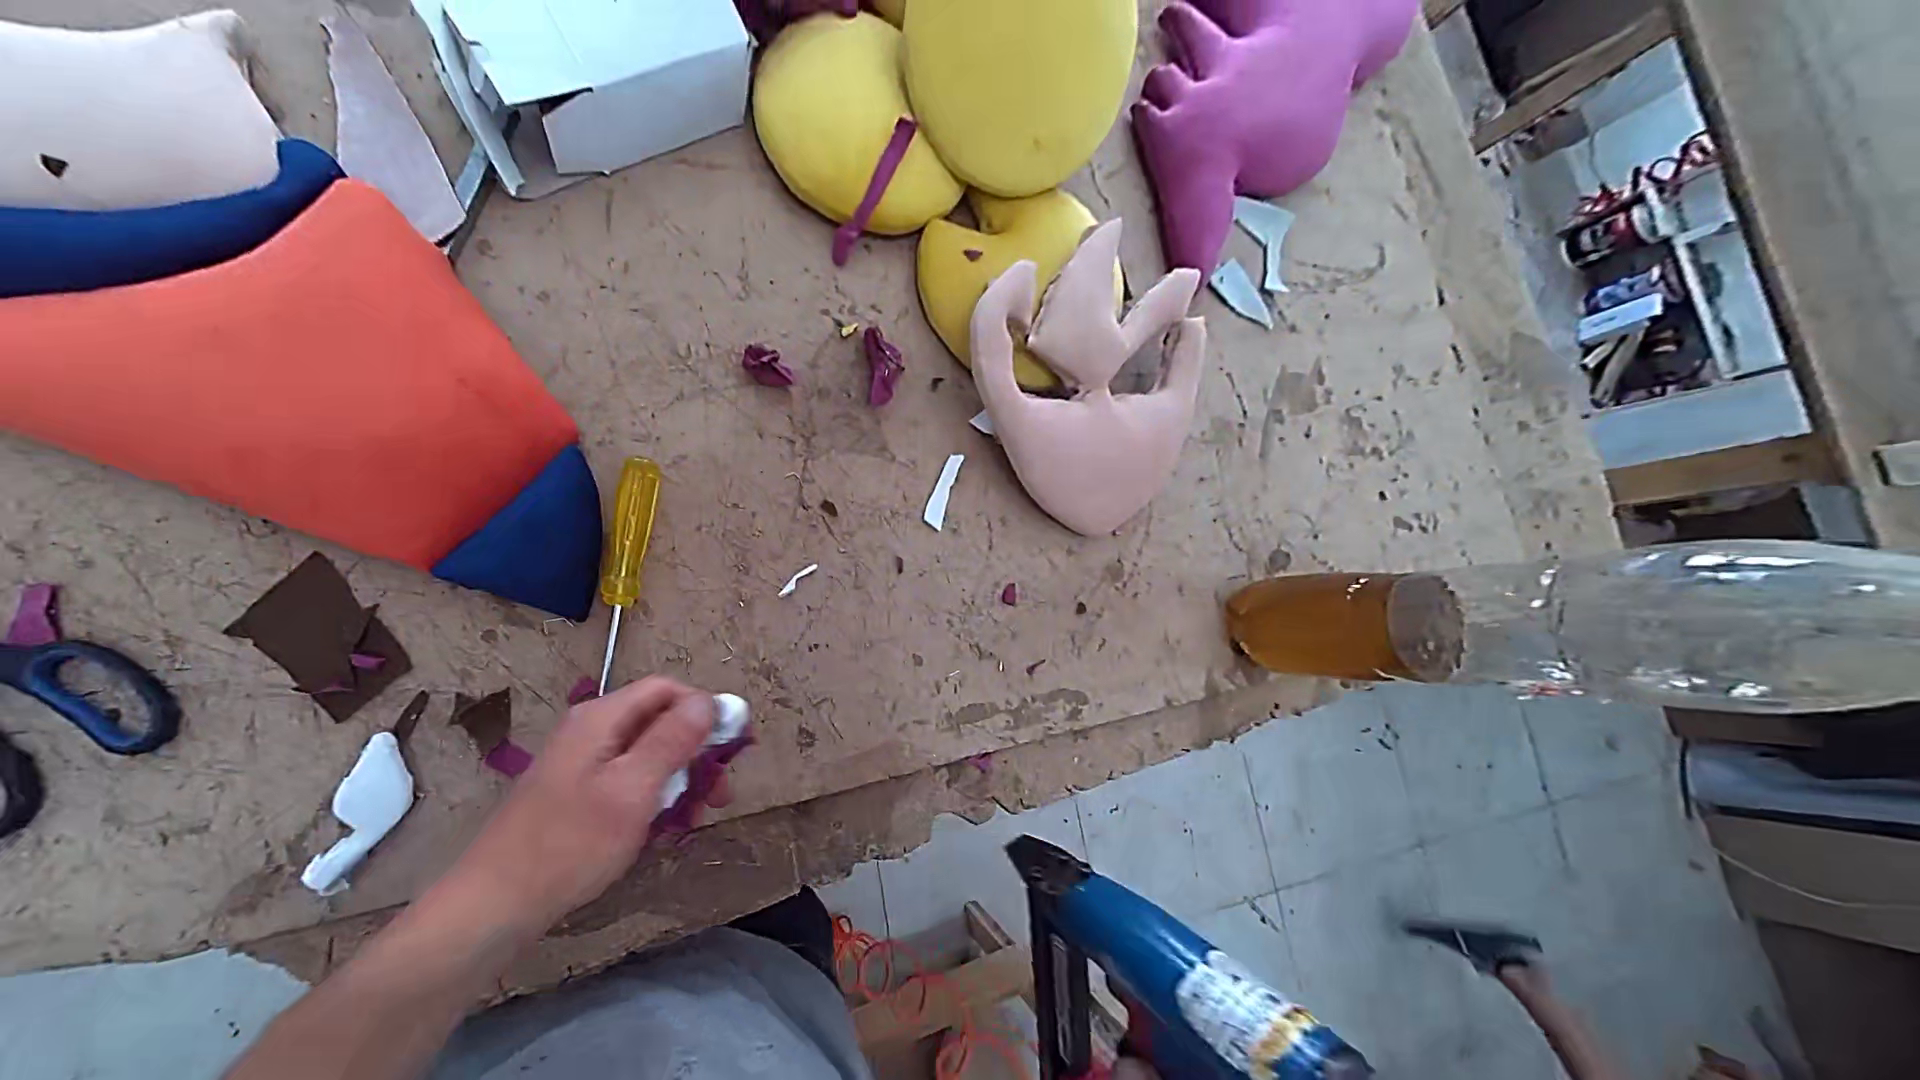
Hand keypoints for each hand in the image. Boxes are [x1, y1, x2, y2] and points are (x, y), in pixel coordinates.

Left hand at [442, 677, 733, 935]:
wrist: (493, 907)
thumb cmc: (569, 844)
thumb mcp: (632, 789)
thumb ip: (673, 739)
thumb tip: (709, 701)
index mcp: (602, 719)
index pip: (668, 690)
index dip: (705, 710)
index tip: (731, 748)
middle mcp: (594, 731)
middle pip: (662, 721)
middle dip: (697, 752)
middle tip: (720, 793)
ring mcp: (585, 763)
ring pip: (651, 753)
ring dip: (681, 780)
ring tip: (695, 818)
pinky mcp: (580, 792)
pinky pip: (632, 780)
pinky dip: (656, 798)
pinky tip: (665, 829)